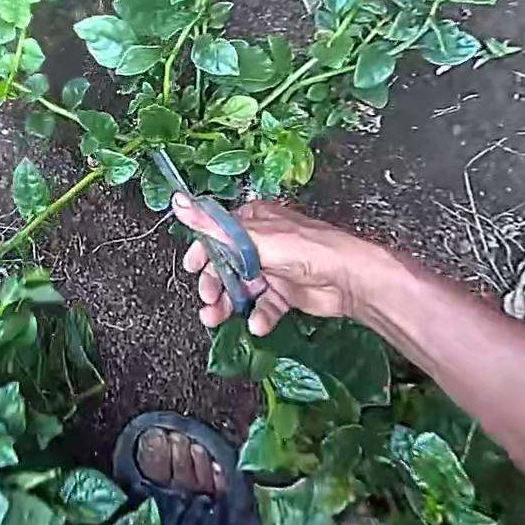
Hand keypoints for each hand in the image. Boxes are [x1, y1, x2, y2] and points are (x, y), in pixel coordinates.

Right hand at [171, 193, 389, 335]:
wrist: (348, 278)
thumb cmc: (303, 249)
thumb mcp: (252, 236)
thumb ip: (212, 225)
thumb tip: (177, 201)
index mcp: (253, 221)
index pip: (218, 235)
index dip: (203, 254)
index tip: (193, 270)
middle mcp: (262, 243)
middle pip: (227, 266)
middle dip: (214, 285)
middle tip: (208, 302)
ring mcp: (274, 269)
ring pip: (242, 289)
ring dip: (228, 305)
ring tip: (217, 319)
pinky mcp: (285, 293)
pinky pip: (264, 305)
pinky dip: (259, 316)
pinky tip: (259, 324)